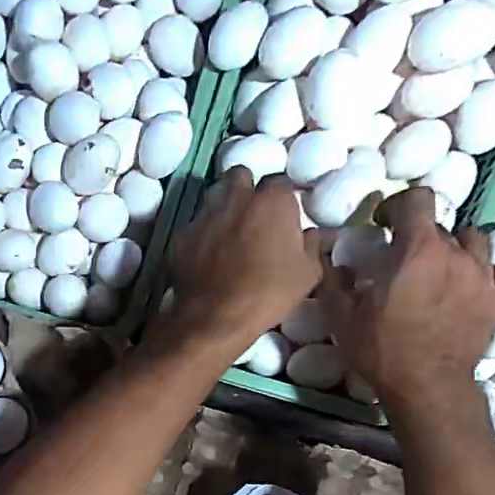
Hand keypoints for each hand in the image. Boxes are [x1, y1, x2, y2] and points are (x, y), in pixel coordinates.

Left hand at [165, 169, 320, 345]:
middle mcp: (236, 198)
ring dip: (223, 206)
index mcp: (272, 201)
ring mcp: (205, 215)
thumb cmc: (268, 294)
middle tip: (252, 214)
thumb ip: (311, 246)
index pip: (280, 183)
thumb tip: (310, 234)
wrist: (216, 317)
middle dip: (247, 188)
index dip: (282, 200)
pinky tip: (207, 254)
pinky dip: (202, 234)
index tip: (283, 218)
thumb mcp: (307, 274)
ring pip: (214, 196)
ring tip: (229, 230)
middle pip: (241, 176)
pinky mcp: (182, 235)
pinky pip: (195, 226)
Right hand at [320, 187, 494, 413]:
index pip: (416, 199)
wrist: (426, 387)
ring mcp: (483, 275)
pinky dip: (488, 272)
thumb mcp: (341, 316)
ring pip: (474, 242)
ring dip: (456, 250)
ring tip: (440, 271)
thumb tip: (329, 256)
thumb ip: (333, 279)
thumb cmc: (381, 349)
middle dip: (419, 239)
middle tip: (402, 264)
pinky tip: (473, 285)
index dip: (398, 206)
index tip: (384, 224)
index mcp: (417, 249)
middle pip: (439, 227)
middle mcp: (455, 252)